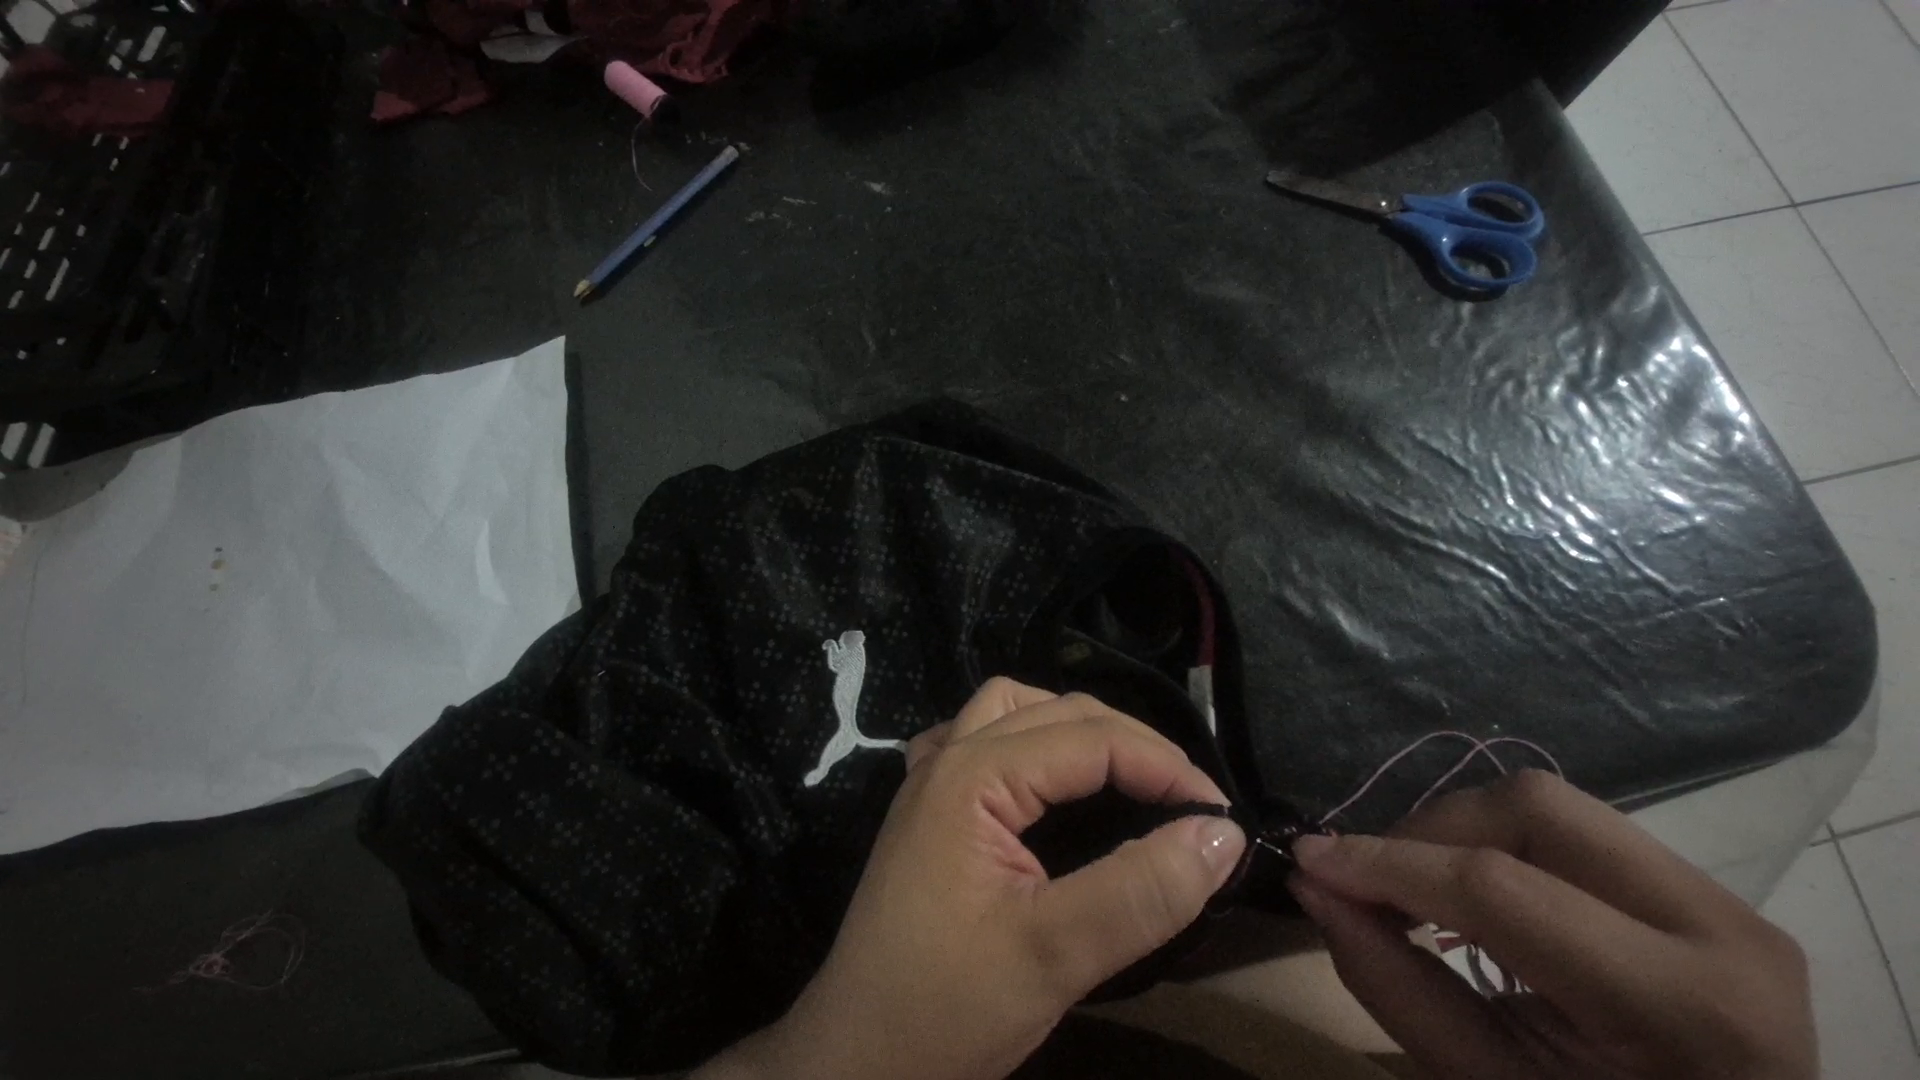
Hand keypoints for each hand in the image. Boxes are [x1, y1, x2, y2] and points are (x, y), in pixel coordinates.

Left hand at [700, 677, 1246, 1079]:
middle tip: (1187, 801)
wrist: (852, 1058)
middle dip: (1131, 743)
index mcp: (972, 775)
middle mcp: (948, 757)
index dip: (1166, 767)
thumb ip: (1141, 891)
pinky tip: (1047, 781)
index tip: (1223, 816)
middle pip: (1056, 711)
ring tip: (1127, 775)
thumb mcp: (1053, 956)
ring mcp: (930, 779)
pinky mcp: (928, 808)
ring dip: (1077, 728)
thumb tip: (1223, 834)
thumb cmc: (944, 1007)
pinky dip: (1030, 743)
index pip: (1090, 739)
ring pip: (1015, 710)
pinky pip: (981, 739)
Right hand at [1288, 769, 1816, 1079]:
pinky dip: (1495, 843)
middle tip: (1374, 887)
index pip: (1499, 889)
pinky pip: (1570, 827)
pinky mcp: (1699, 886)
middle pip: (1531, 808)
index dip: (1388, 865)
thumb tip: (1313, 885)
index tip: (1306, 860)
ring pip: (1547, 802)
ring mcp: (1721, 898)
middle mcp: (1719, 925)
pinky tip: (1476, 898)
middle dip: (1427, 832)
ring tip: (1421, 891)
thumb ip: (1395, 985)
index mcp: (1684, 1008)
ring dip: (1458, 832)